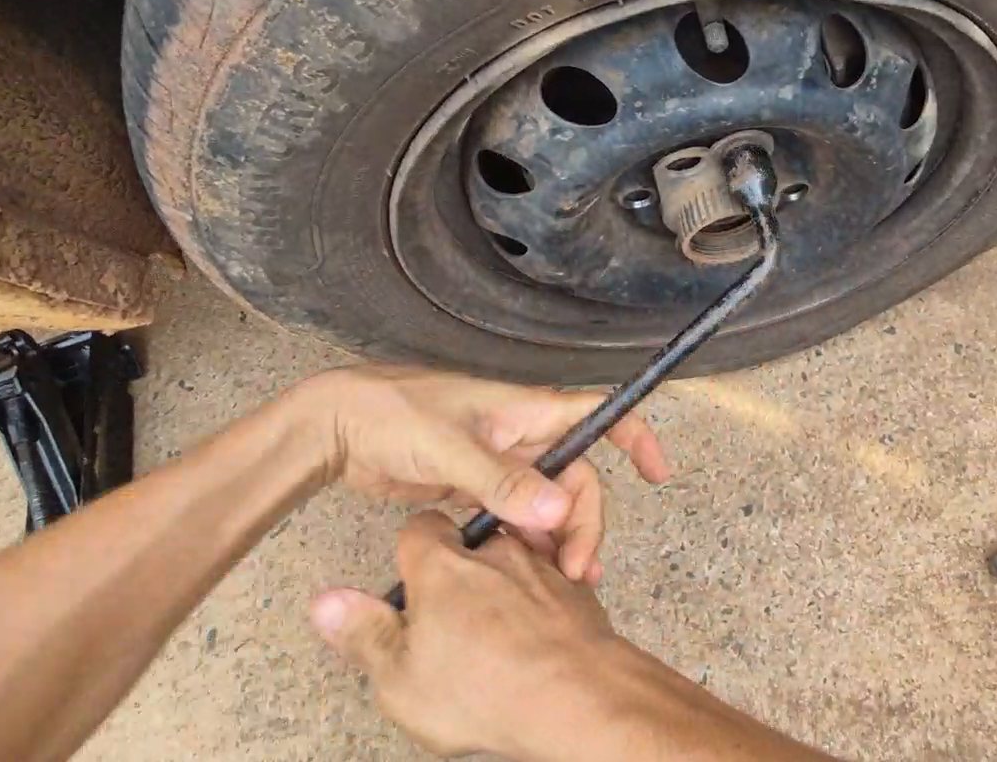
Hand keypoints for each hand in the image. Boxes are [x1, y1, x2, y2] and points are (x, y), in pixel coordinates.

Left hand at [280, 366, 670, 580]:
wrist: (339, 426)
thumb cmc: (398, 415)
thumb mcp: (451, 446)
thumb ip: (503, 480)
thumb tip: (559, 509)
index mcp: (528, 412)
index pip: (598, 414)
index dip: (634, 436)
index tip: (656, 472)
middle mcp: (524, 437)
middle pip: (578, 477)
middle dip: (585, 519)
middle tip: (576, 568)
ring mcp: (502, 465)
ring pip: (551, 502)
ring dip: (560, 538)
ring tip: (561, 583)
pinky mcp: (478, 490)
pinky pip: (519, 518)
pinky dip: (530, 544)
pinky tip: (530, 575)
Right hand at [309, 512, 651, 759]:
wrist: (575, 692)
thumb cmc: (486, 688)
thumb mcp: (400, 678)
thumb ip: (365, 634)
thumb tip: (326, 601)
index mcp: (444, 567)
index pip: (419, 529)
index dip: (410, 551)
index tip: (409, 582)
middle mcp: (495, 552)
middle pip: (469, 545)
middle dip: (459, 571)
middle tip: (452, 619)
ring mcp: (539, 565)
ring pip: (512, 561)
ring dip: (502, 585)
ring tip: (494, 634)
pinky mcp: (574, 585)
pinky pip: (549, 581)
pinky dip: (538, 601)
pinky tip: (533, 637)